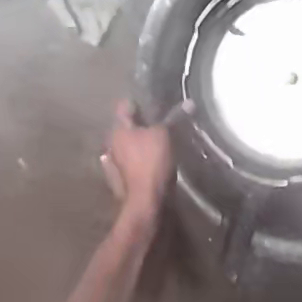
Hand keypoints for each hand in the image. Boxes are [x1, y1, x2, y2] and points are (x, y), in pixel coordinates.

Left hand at [99, 100, 172, 216]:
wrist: (146, 200)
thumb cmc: (151, 161)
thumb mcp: (164, 134)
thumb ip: (173, 117)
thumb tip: (189, 102)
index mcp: (117, 129)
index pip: (124, 106)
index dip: (139, 102)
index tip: (155, 102)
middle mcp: (112, 143)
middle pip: (127, 126)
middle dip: (142, 122)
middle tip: (161, 120)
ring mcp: (116, 162)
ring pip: (129, 143)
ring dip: (141, 140)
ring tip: (160, 139)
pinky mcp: (123, 176)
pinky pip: (132, 159)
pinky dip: (141, 156)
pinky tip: (152, 157)